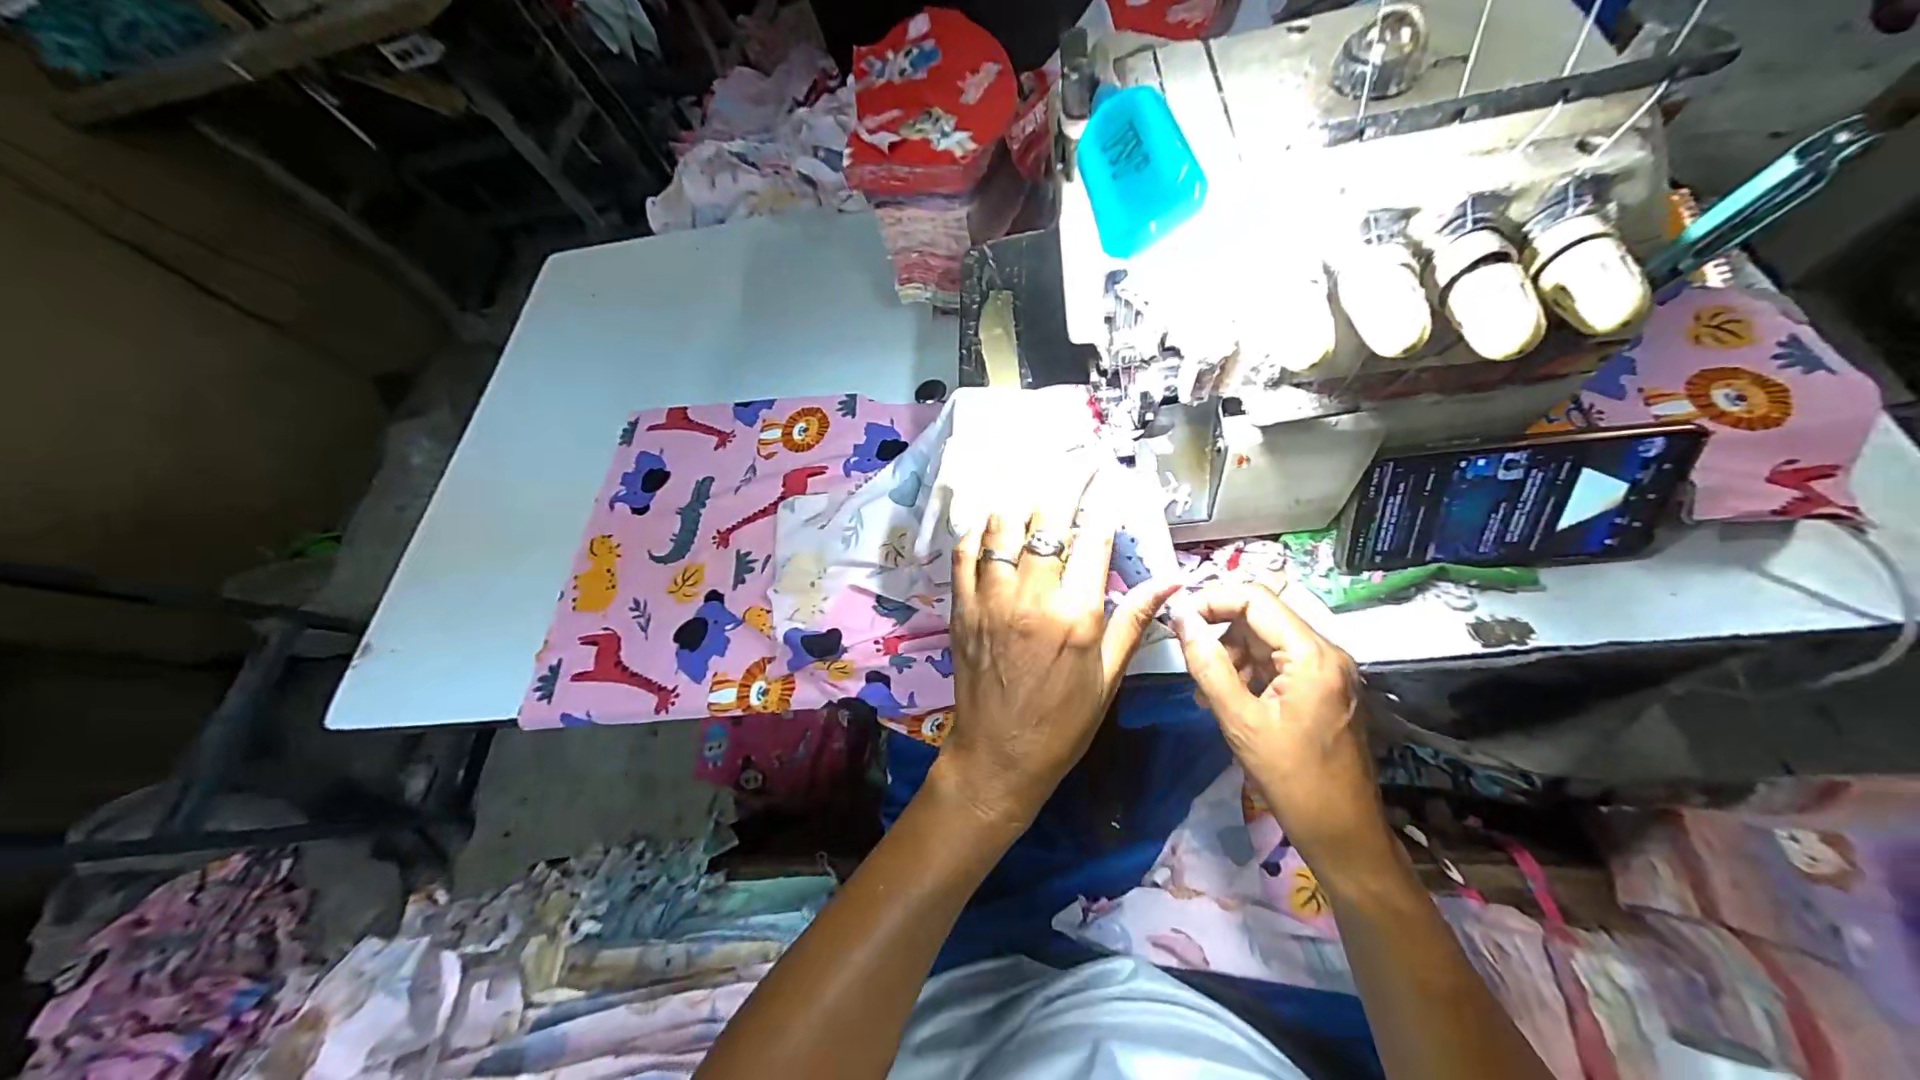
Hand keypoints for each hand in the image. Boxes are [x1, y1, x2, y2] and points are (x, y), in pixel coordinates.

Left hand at [937, 471, 1180, 830]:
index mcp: (1077, 616)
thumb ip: (1134, 620)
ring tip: (1032, 493)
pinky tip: (989, 524)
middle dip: (1063, 486)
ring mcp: (991, 601)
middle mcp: (1033, 598)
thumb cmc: (1063, 723)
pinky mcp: (962, 609)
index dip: (1102, 504)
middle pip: (1046, 523)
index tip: (1107, 482)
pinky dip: (977, 533)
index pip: (1093, 540)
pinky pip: (964, 556)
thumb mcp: (1109, 677)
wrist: (1000, 757)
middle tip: (1074, 466)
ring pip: (1001, 530)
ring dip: (1019, 505)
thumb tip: (1172, 580)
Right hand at [1171, 584, 1396, 878]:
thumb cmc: (1291, 778)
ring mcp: (1328, 671)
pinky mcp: (1324, 689)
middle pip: (1261, 617)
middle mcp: (1326, 652)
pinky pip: (1278, 663)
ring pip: (1266, 640)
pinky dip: (1248, 673)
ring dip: (1230, 656)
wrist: (1343, 832)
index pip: (1255, 599)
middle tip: (1189, 661)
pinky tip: (1229, 701)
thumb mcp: (1239, 719)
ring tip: (1207, 692)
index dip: (1212, 600)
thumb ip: (1207, 663)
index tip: (1179, 622)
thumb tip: (1181, 618)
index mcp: (1312, 655)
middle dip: (1219, 633)